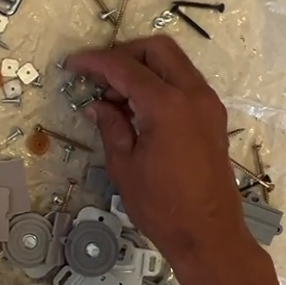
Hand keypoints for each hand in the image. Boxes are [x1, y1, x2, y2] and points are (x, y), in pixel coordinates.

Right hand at [67, 37, 285, 284]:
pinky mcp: (213, 117)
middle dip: (124, 53)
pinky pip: (183, 82)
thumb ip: (111, 126)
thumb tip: (97, 105)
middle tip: (97, 75)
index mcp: (168, 105)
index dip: (95, 62)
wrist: (209, 235)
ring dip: (142, 67)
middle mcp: (193, 95)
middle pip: (157, 49)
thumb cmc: (162, 206)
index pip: (125, 67)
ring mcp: (208, 104)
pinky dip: (159, 82)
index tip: (72, 64)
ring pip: (173, 62)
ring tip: (114, 95)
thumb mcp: (124, 165)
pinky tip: (137, 107)